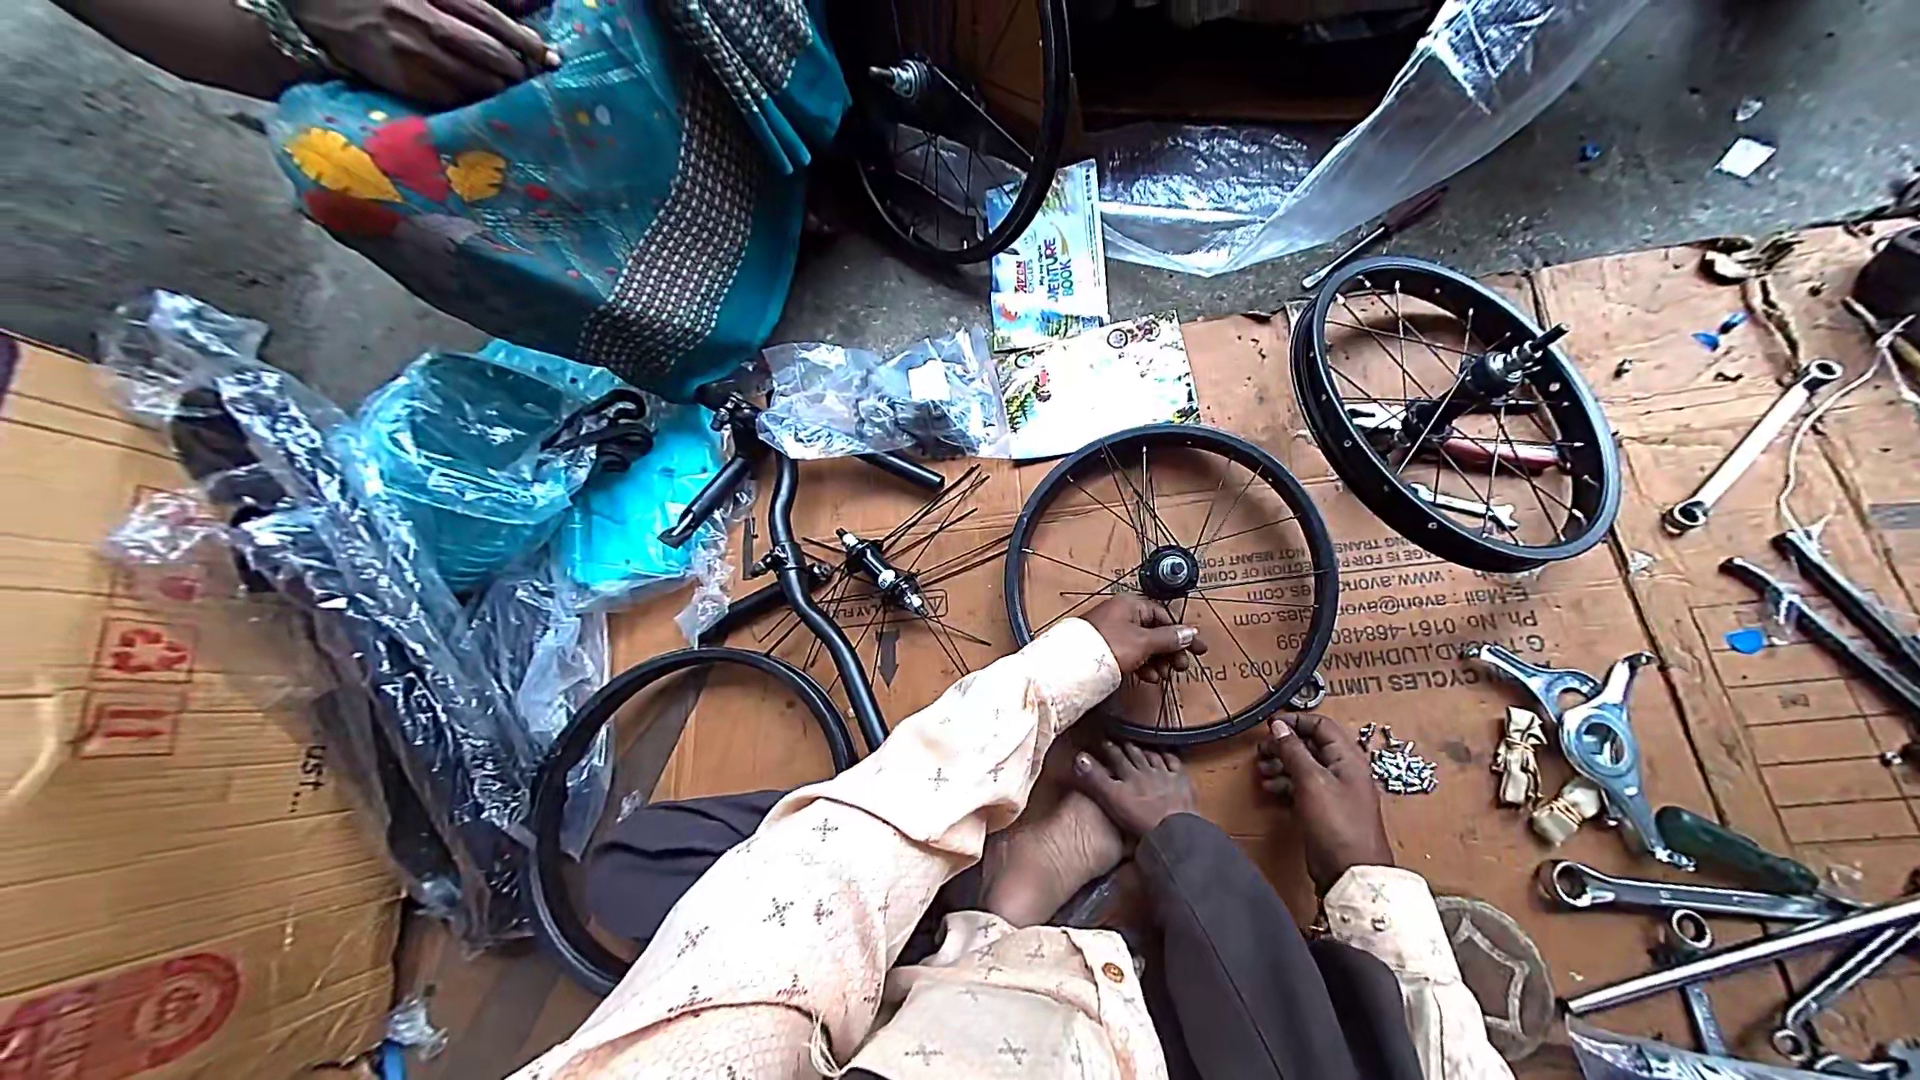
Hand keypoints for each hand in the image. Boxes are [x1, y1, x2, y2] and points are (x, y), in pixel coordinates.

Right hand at [293, 0, 559, 107]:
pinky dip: (479, 104)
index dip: (527, 42)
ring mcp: (417, 54)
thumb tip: (522, 5)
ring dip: (505, 93)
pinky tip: (488, 104)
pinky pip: (460, 101)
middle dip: (521, 72)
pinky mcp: (409, 81)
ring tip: (515, 95)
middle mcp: (426, 21)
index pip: (492, 19)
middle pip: (496, 57)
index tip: (550, 57)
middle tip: (536, 81)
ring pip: (483, 84)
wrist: (313, 4)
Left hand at [1082, 595, 1204, 682]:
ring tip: (1164, 674)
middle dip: (1170, 650)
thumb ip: (1168, 638)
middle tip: (1182, 666)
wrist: (1072, 665)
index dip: (1181, 633)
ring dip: (1158, 660)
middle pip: (1155, 631)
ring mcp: (1113, 631)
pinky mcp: (1106, 648)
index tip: (1196, 648)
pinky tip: (1149, 676)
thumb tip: (1189, 633)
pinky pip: (1131, 654)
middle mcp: (1122, 615)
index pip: (1163, 615)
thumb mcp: (1144, 641)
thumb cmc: (1106, 646)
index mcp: (1131, 605)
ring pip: (1144, 645)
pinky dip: (1143, 664)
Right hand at [1257, 714, 1393, 892]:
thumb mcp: (1311, 780)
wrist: (1349, 871)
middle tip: (1262, 749)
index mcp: (1348, 759)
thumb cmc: (1338, 824)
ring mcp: (1333, 790)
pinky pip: (1301, 785)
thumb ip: (1293, 750)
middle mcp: (1342, 771)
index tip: (1271, 725)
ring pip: (1302, 765)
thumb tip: (1279, 726)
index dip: (1295, 721)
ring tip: (1263, 769)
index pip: (1321, 725)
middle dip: (1283, 745)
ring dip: (1280, 764)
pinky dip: (1284, 783)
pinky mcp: (1323, 808)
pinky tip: (1271, 787)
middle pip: (1310, 745)